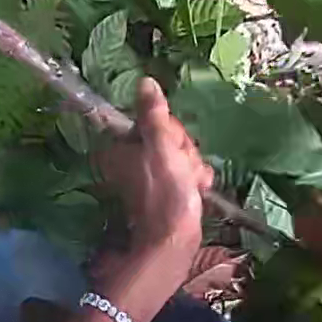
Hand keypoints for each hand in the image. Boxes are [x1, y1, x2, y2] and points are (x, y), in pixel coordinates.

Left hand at [101, 78, 214, 262]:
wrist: (174, 240)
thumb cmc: (166, 194)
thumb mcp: (161, 147)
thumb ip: (153, 115)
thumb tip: (144, 81)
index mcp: (125, 147)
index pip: (155, 120)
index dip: (172, 131)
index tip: (175, 145)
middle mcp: (134, 159)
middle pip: (171, 137)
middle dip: (185, 151)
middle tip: (184, 169)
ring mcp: (152, 176)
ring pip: (183, 154)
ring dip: (193, 167)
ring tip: (191, 184)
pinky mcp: (168, 190)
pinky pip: (187, 172)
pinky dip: (195, 180)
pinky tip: (197, 190)